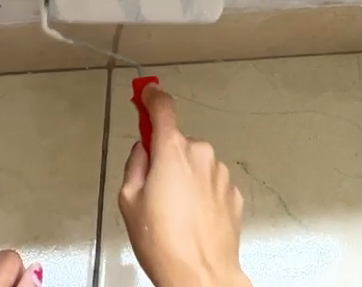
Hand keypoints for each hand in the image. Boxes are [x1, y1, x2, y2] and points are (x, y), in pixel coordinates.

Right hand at [117, 88, 250, 286]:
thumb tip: (143, 151)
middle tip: (155, 191)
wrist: (202, 278)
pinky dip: (202, 194)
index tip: (146, 94)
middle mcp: (200, 153)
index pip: (162, 106)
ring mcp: (220, 173)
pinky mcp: (233, 194)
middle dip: (166, 157)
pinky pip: (211, 183)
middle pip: (178, 142)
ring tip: (176, 214)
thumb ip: (135, 164)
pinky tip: (194, 220)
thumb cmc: (163, 244)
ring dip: (186, 178)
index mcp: (172, 149)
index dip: (151, 97)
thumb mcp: (129, 200)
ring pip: (196, 164)